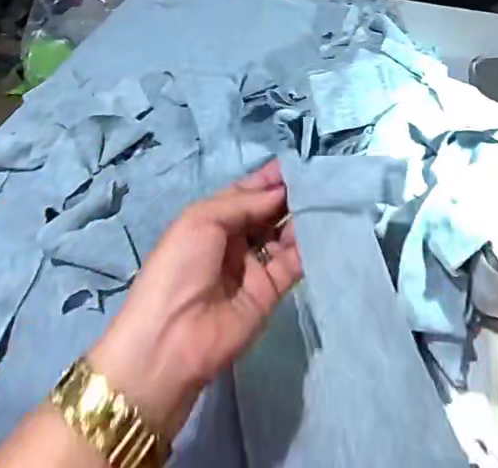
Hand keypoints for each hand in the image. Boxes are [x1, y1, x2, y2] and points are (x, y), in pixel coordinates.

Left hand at [85, 161, 301, 435]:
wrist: (174, 335)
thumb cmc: (180, 265)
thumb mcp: (201, 220)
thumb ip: (243, 204)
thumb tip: (280, 192)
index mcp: (210, 218)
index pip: (244, 193)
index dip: (266, 179)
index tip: (295, 163)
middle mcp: (233, 239)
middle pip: (265, 212)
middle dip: (287, 196)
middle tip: (318, 179)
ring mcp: (252, 266)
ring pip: (281, 236)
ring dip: (299, 219)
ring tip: (323, 201)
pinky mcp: (270, 293)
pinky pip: (291, 265)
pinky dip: (306, 248)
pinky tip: (322, 230)